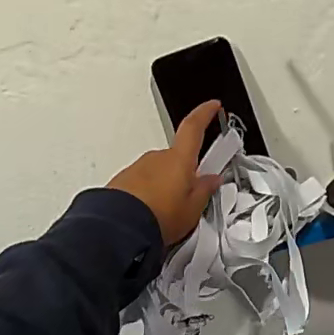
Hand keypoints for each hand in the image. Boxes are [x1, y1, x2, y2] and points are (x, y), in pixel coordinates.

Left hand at [109, 99, 224, 244]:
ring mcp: (138, 168)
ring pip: (160, 172)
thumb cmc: (157, 216)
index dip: (204, 114)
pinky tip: (153, 214)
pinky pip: (143, 183)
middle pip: (178, 158)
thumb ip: (205, 190)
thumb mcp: (193, 208)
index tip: (212, 106)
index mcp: (179, 159)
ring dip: (167, 187)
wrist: (120, 228)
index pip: (193, 127)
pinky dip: (150, 195)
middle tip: (192, 197)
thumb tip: (211, 180)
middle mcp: (157, 158)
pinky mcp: (123, 181)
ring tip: (171, 214)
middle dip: (186, 174)